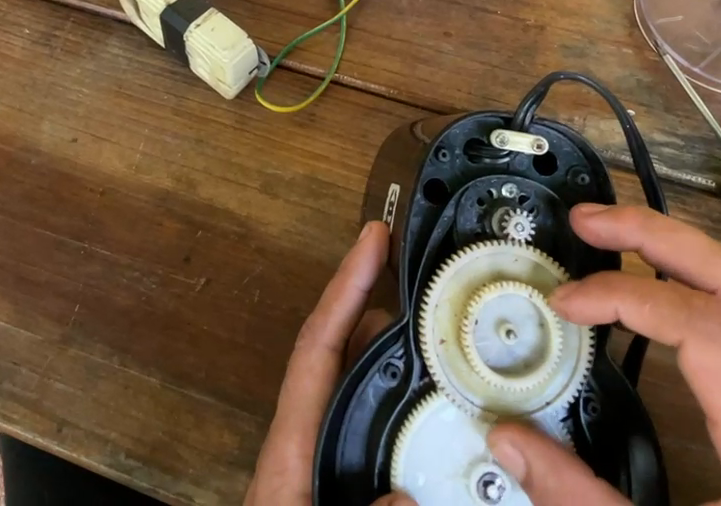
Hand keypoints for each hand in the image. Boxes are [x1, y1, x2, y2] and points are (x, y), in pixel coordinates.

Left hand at [246, 221, 409, 505]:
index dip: (345, 287)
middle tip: (419, 277)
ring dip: (385, 353)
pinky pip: (360, 425)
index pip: (317, 348)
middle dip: (371, 307)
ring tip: (430, 331)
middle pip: (335, 355)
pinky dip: (390, 402)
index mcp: (289, 449)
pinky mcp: (324, 481)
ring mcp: (311, 461)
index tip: (372, 240)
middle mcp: (299, 443)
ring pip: (350, 390)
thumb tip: (402, 490)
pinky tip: (425, 413)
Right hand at [486, 203, 720, 505]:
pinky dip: (698, 286)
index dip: (624, 296)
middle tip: (587, 221)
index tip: (565, 302)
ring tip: (615, 236)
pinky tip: (658, 297)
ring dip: (679, 250)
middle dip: (656, 236)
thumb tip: (508, 439)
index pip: (701, 327)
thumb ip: (581, 500)